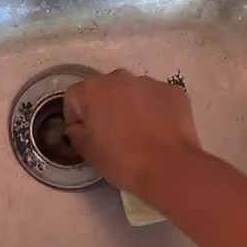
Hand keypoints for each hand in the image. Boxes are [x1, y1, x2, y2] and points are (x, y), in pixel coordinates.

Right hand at [62, 70, 203, 194]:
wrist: (169, 168)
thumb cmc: (122, 161)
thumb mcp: (88, 152)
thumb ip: (76, 133)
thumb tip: (78, 127)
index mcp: (92, 90)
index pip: (74, 98)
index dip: (76, 118)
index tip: (86, 136)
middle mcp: (119, 78)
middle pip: (104, 90)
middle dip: (104, 107)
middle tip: (112, 134)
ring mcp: (148, 82)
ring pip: (131, 91)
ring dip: (130, 105)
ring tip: (139, 133)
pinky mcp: (173, 90)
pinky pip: (156, 97)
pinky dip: (155, 108)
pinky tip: (159, 130)